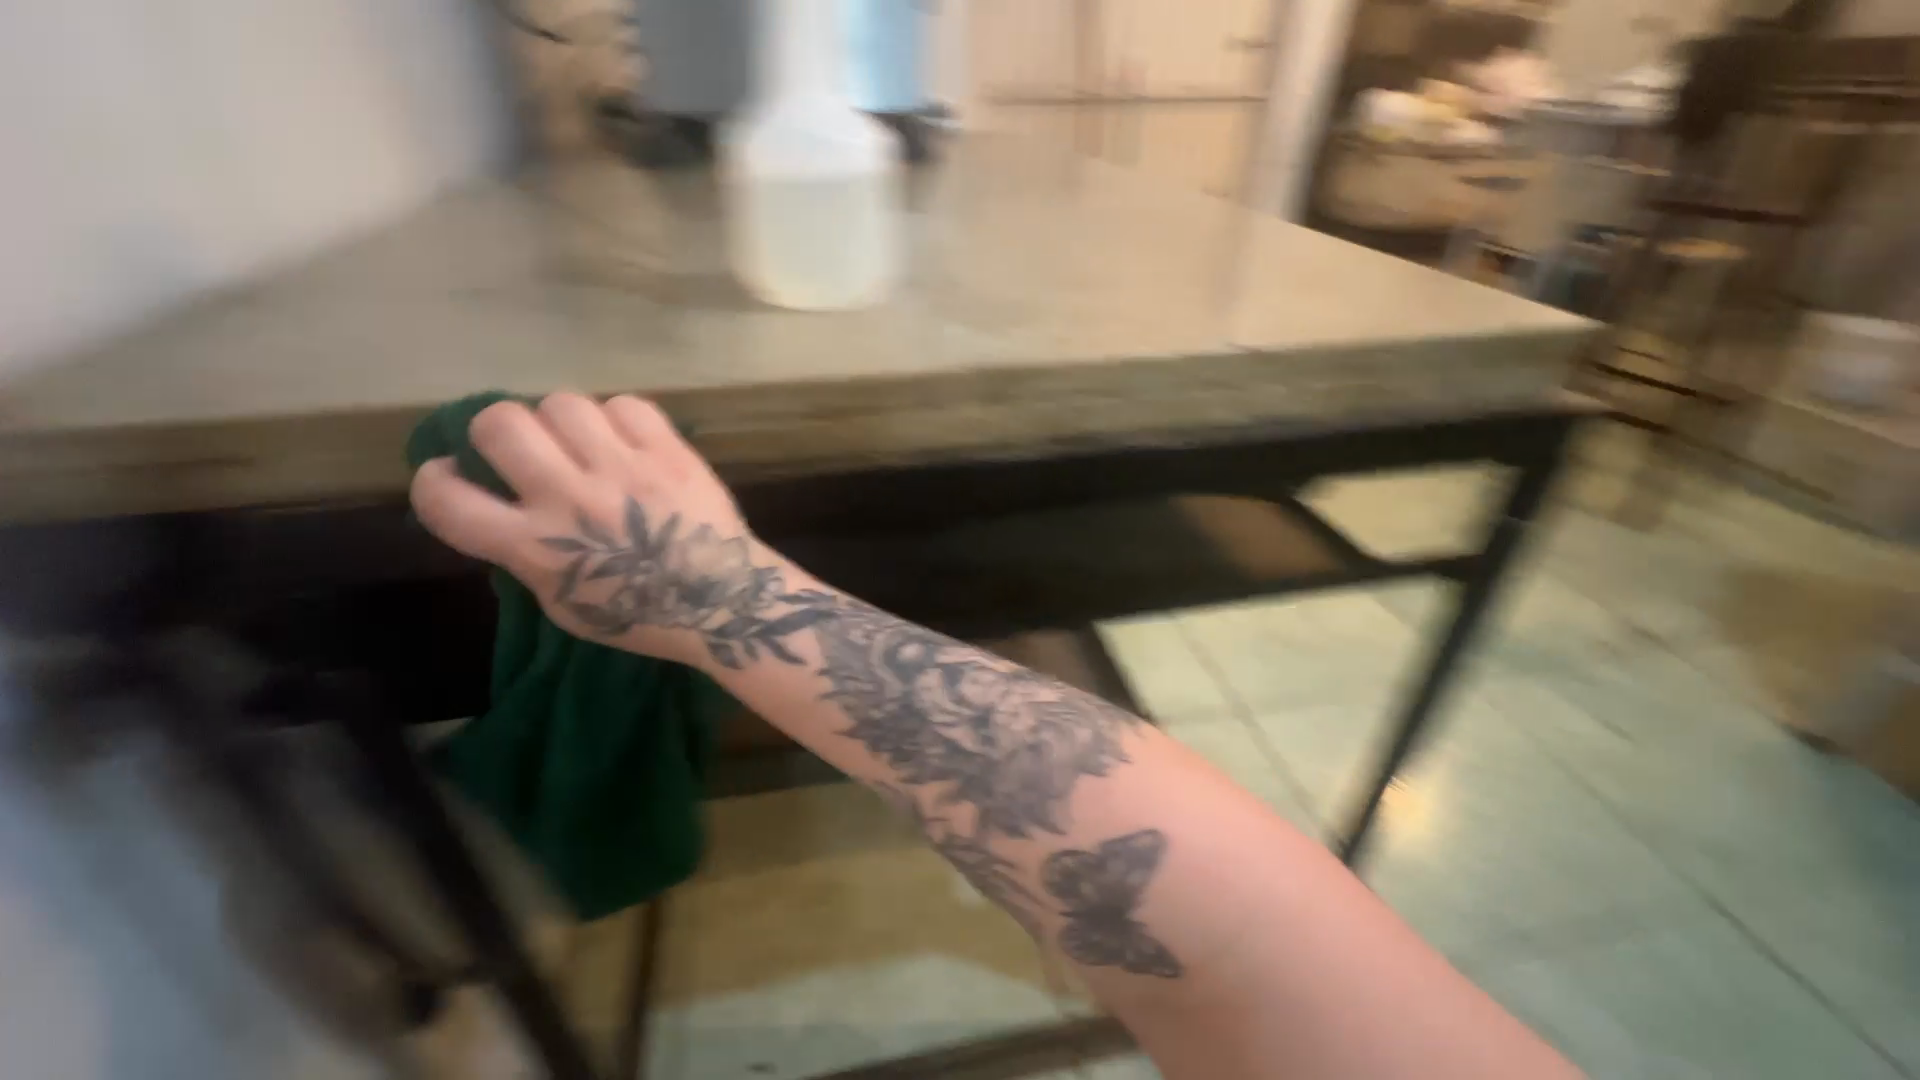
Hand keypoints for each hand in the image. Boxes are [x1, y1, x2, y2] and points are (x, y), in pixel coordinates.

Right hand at [410, 393, 823, 670]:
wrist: (724, 600)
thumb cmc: (642, 614)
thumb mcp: (562, 603)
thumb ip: (524, 553)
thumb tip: (499, 505)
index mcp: (535, 548)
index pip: (447, 499)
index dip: (434, 481)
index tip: (450, 477)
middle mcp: (571, 498)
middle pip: (499, 424)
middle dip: (495, 432)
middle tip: (521, 451)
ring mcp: (623, 468)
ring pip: (562, 402)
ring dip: (559, 420)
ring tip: (579, 442)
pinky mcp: (669, 451)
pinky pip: (626, 404)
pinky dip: (617, 418)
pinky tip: (625, 441)